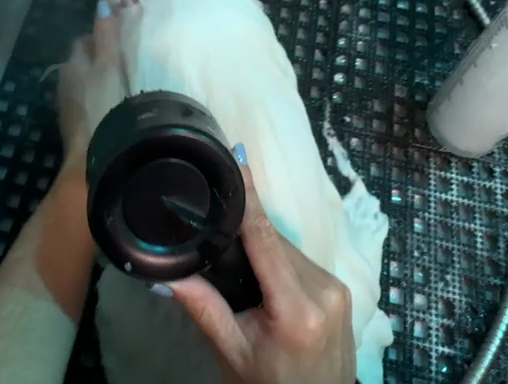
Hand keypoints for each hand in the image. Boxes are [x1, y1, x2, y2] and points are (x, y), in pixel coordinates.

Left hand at [55, 1, 128, 173]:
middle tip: (129, 59)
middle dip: (101, 57)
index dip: (102, 35)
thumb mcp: (110, 64)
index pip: (84, 39)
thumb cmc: (105, 106)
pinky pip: (90, 102)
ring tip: (128, 82)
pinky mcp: (76, 128)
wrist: (95, 161)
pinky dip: (102, 99)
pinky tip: (120, 106)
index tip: (124, 37)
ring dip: (102, 80)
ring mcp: (69, 107)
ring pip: (87, 83)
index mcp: (72, 63)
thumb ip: (106, 34)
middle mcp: (65, 81)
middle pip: (84, 61)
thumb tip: (102, 4)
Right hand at [162, 147, 357, 383]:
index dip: (249, 195)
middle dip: (245, 233)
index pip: (265, 237)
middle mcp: (324, 288)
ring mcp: (338, 287)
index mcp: (297, 308)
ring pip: (287, 249)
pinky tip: (262, 277)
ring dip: (262, 248)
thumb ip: (203, 308)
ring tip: (236, 263)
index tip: (237, 155)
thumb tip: (165, 273)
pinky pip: (301, 261)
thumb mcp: (233, 353)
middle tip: (212, 227)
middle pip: (274, 241)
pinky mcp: (342, 290)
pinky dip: (279, 262)